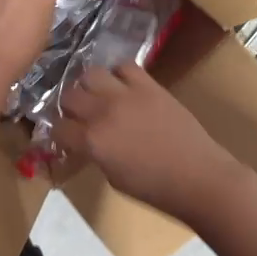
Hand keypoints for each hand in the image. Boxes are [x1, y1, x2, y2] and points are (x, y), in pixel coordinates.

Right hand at [54, 64, 248, 220]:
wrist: (198, 177)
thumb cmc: (155, 189)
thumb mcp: (113, 177)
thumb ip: (95, 153)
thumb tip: (87, 141)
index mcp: (92, 141)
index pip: (58, 127)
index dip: (58, 133)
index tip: (64, 136)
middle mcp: (103, 112)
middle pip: (69, 95)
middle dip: (69, 106)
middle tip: (79, 115)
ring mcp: (127, 94)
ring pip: (91, 73)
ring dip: (90, 85)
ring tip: (99, 96)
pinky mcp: (149, 85)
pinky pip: (124, 66)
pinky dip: (119, 74)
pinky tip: (123, 87)